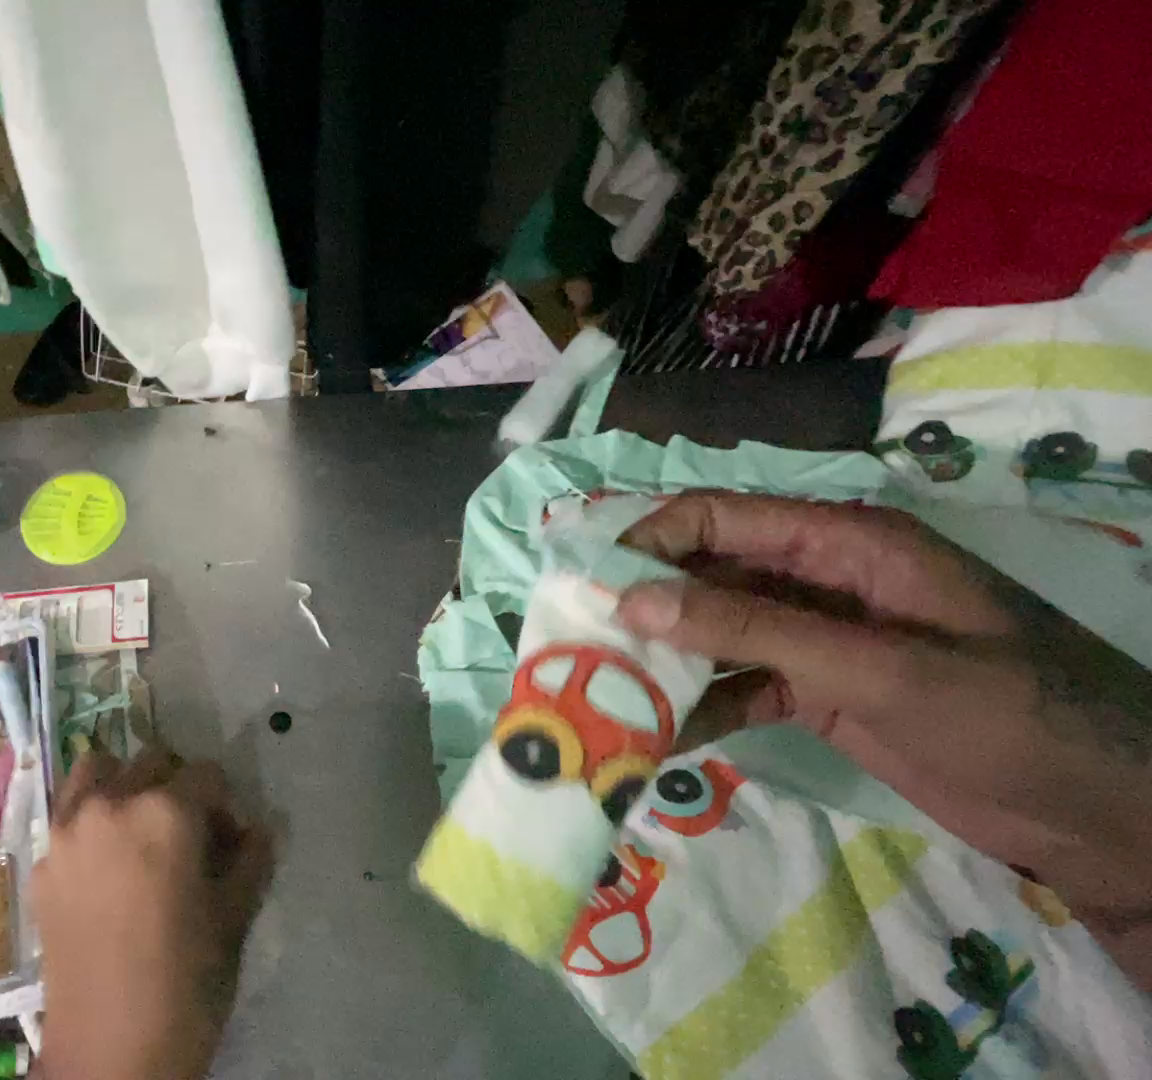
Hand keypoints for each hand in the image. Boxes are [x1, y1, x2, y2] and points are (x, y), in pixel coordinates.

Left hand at [33, 751, 272, 1079]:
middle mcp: (110, 804)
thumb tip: (260, 827)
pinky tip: (102, 866)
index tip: (229, 841)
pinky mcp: (41, 861)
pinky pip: (66, 813)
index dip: (225, 805)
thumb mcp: (233, 919)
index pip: (207, 773)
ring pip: (97, 769)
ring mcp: (67, 829)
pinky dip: (88, 818)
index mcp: (165, 812)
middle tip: (187, 836)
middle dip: (177, 787)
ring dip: (123, 784)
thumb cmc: (185, 984)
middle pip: (152, 761)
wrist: (109, 1051)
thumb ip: (252, 858)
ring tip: (136, 830)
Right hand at [614, 494, 1151, 987]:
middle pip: (702, 575)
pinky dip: (696, 707)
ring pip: (710, 633)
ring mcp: (813, 637)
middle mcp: (815, 579)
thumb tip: (629, 598)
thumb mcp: (880, 667)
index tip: (587, 584)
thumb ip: (751, 628)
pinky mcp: (814, 690)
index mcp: (841, 542)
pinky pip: (733, 686)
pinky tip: (657, 735)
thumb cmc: (1017, 717)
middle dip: (641, 607)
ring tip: (603, 694)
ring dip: (661, 661)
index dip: (646, 540)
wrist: (1117, 821)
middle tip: (578, 645)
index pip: (715, 518)